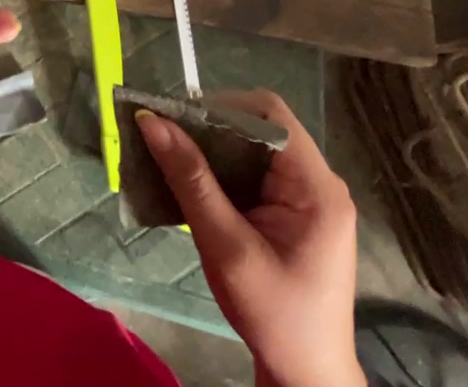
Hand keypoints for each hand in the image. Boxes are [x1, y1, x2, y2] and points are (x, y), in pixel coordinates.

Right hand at [137, 90, 361, 386]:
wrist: (305, 373)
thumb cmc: (273, 311)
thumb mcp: (225, 244)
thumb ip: (190, 179)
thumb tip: (152, 121)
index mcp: (316, 187)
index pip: (270, 115)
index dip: (218, 107)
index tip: (171, 121)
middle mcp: (315, 184)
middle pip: (255, 129)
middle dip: (202, 129)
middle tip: (157, 141)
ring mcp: (303, 200)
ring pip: (246, 151)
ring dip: (202, 152)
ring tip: (161, 162)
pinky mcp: (287, 214)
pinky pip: (246, 175)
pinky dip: (211, 174)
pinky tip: (181, 187)